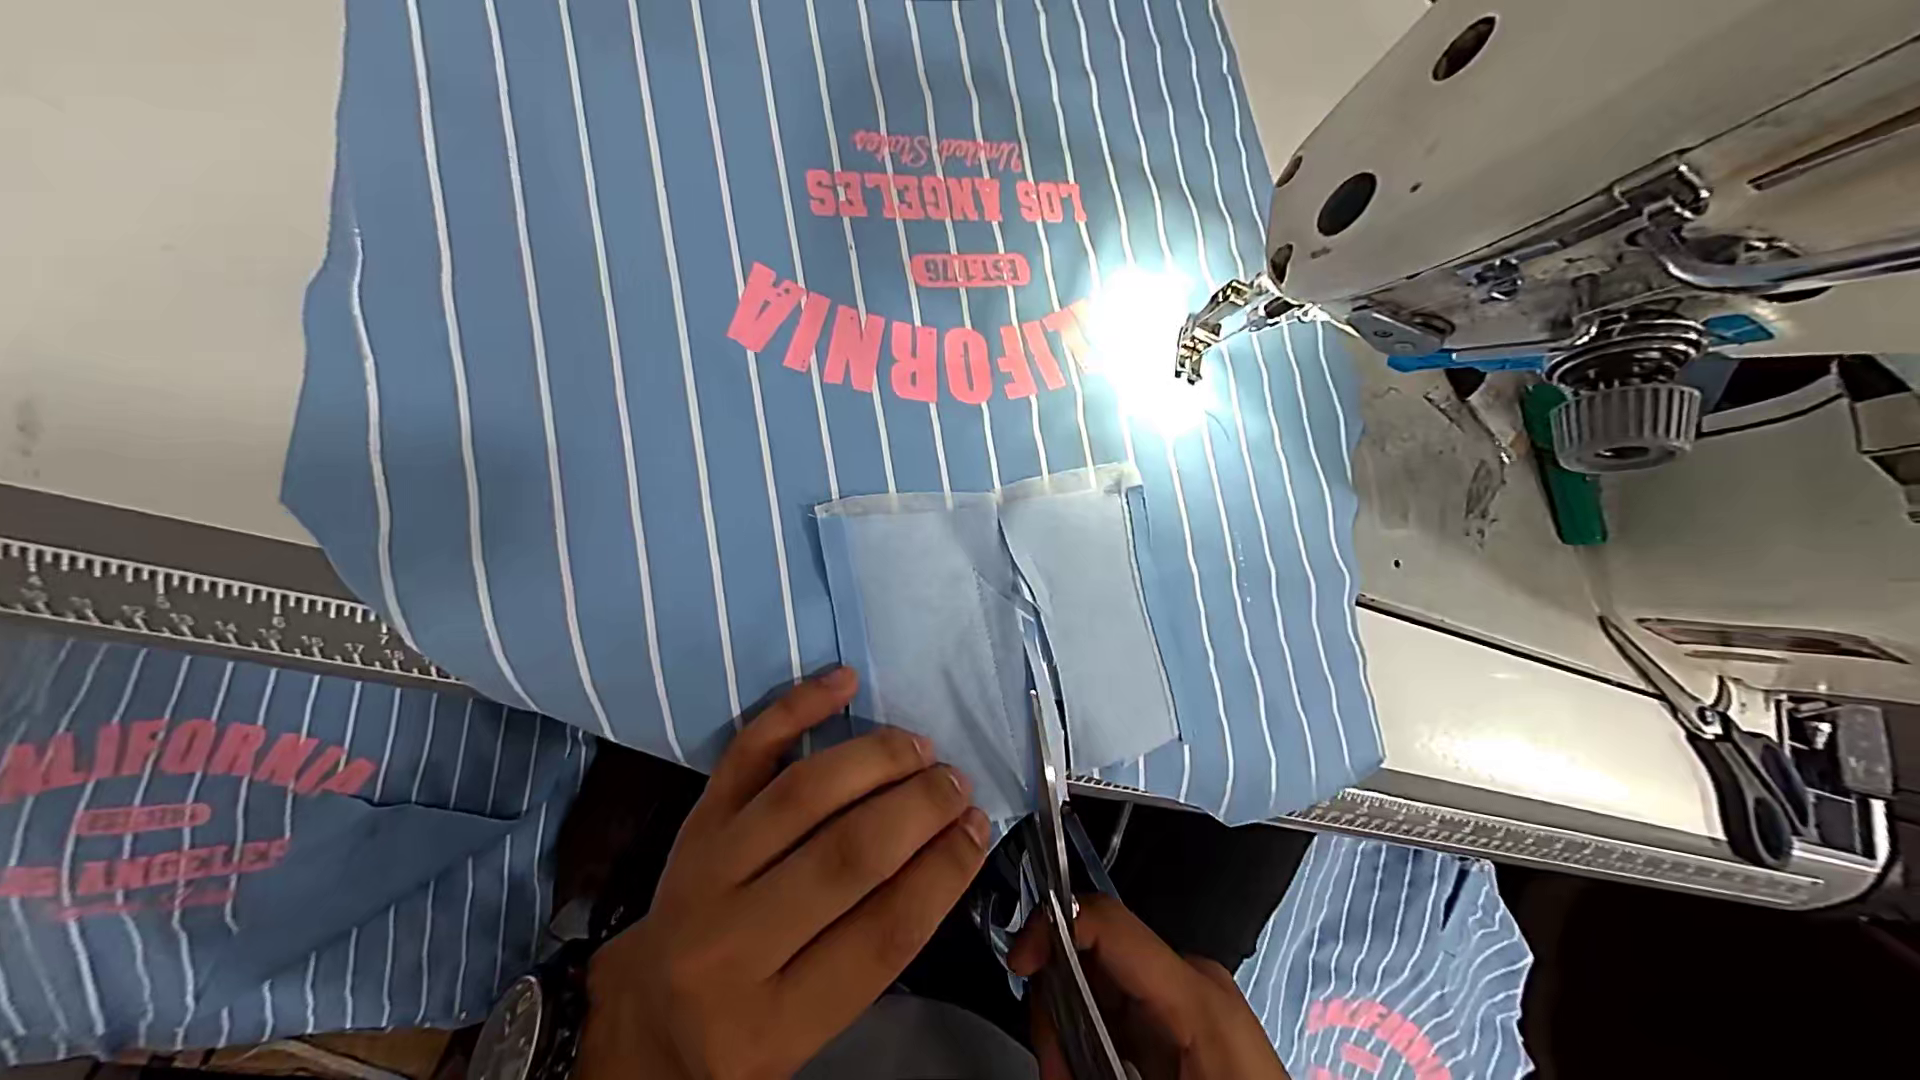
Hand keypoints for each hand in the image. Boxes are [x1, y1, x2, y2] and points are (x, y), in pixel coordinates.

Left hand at [574, 667, 990, 1079]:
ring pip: (801, 795)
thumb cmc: (751, 1020)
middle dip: (918, 809)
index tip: (978, 827)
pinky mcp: (694, 821)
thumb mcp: (816, 1019)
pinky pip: (747, 751)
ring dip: (874, 760)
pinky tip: (845, 681)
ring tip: (920, 748)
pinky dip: (797, 706)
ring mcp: (704, 872)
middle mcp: (730, 946)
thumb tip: (951, 841)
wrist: (651, 1011)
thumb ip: (878, 940)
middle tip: (956, 782)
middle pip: (846, 857)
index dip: (944, 871)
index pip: (882, 934)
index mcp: (773, 1023)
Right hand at [1010, 893, 1291, 1079]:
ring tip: (1064, 1071)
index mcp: (1195, 992)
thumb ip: (1095, 1054)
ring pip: (1100, 982)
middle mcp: (1191, 980)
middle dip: (1057, 998)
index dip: (1053, 925)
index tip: (1020, 964)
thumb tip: (1051, 1031)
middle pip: (1094, 954)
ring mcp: (1189, 1000)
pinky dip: (1091, 1032)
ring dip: (1068, 1023)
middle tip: (1052, 1063)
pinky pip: (1121, 1008)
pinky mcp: (1184, 1023)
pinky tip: (1084, 1067)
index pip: (1109, 922)